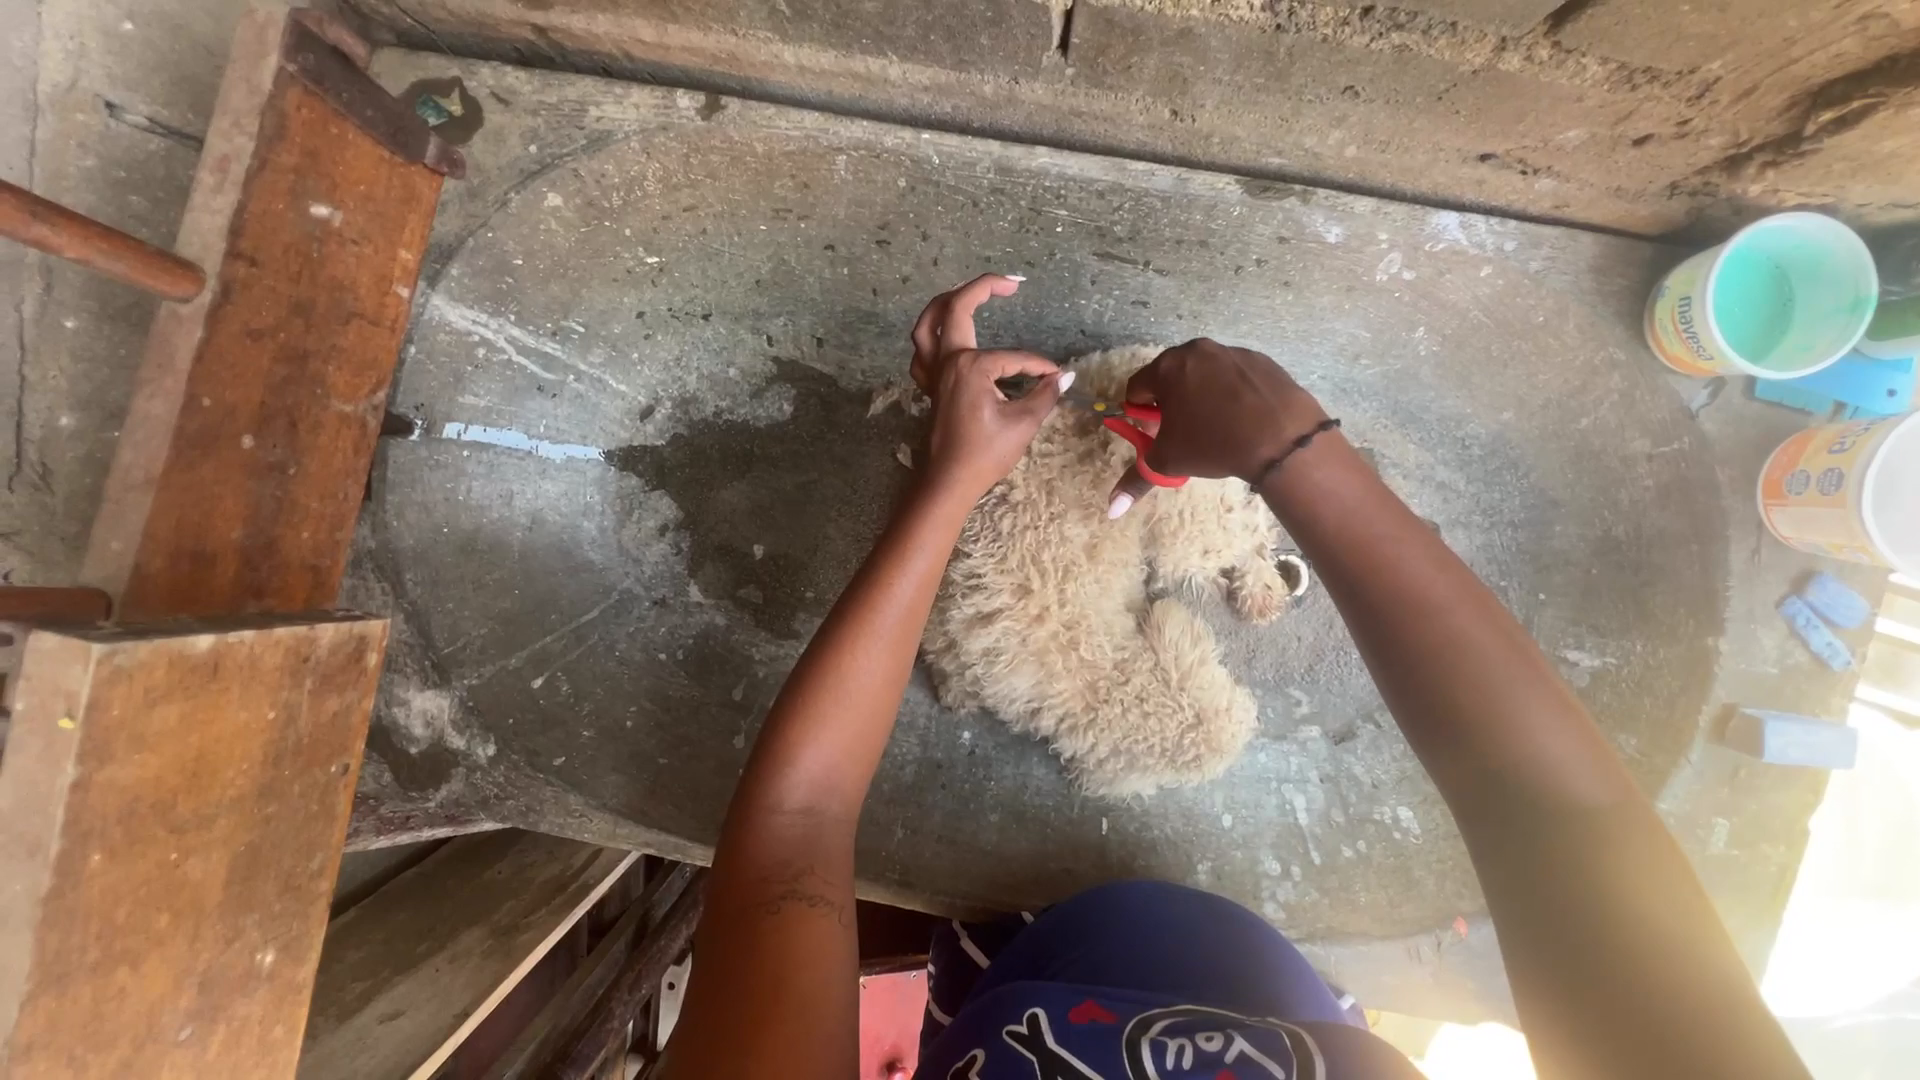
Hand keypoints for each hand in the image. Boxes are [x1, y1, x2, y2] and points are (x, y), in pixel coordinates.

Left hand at [910, 275, 1069, 502]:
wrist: (949, 482)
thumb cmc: (984, 454)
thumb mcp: (1023, 423)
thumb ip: (1044, 394)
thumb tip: (1065, 377)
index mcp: (970, 366)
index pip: (1014, 357)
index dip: (1038, 366)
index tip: (1056, 378)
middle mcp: (947, 362)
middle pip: (956, 308)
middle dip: (983, 288)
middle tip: (1012, 283)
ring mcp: (933, 374)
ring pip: (928, 325)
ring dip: (945, 303)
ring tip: (969, 293)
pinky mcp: (930, 388)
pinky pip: (923, 353)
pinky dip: (932, 339)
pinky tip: (946, 338)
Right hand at [1107, 338, 1327, 516]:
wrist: (1281, 437)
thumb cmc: (1212, 443)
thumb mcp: (1168, 462)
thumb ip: (1136, 478)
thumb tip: (1112, 508)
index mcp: (1167, 368)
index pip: (1135, 388)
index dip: (1139, 414)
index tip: (1155, 433)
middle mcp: (1196, 350)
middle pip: (1170, 377)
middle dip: (1170, 403)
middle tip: (1184, 432)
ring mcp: (1231, 351)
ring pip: (1204, 375)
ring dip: (1200, 397)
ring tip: (1216, 427)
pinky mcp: (1261, 360)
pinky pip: (1234, 377)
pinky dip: (1231, 394)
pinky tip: (1242, 419)